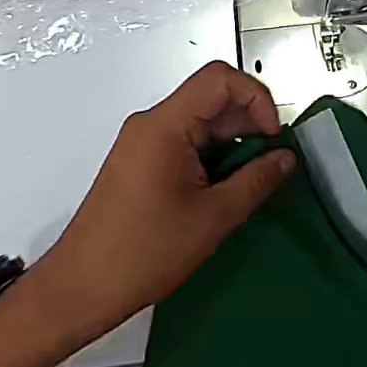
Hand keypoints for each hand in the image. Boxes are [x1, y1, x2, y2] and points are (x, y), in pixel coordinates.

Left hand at [0, 62, 295, 366]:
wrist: (82, 287)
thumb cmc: (142, 253)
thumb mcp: (214, 217)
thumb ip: (256, 180)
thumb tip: (284, 159)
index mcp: (164, 126)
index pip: (220, 79)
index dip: (257, 98)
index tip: (272, 135)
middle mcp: (150, 124)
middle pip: (211, 97)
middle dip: (248, 122)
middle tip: (270, 160)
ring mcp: (143, 141)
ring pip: (200, 119)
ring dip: (232, 141)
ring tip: (250, 178)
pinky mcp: (141, 160)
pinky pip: (185, 139)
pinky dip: (212, 154)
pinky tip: (225, 186)